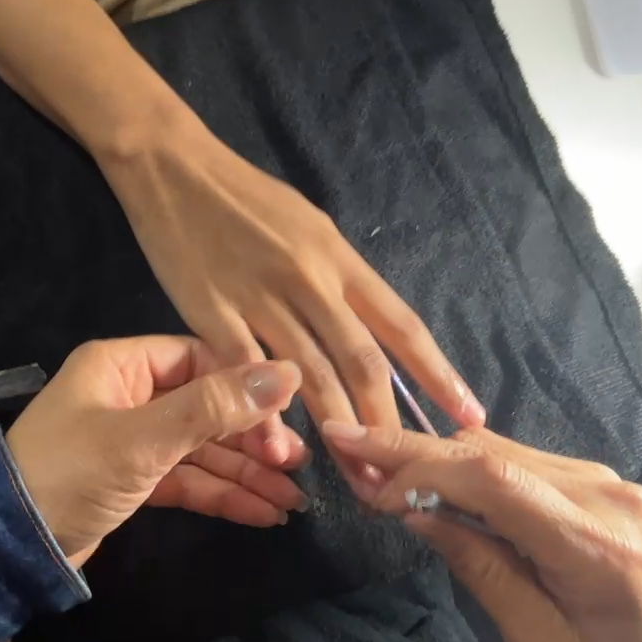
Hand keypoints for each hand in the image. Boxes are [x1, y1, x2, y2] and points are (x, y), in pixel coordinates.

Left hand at [5, 337, 305, 565]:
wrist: (5, 546)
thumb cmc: (69, 473)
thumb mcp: (143, 438)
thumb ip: (213, 407)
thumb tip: (286, 371)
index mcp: (122, 365)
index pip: (200, 359)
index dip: (246, 387)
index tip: (287, 418)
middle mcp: (130, 395)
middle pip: (206, 406)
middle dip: (251, 437)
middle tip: (296, 465)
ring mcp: (132, 439)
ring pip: (201, 448)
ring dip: (244, 472)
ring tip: (294, 499)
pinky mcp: (133, 480)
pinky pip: (187, 478)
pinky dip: (221, 494)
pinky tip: (262, 512)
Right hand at [99, 132, 483, 433]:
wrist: (174, 168)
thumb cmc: (243, 194)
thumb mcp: (306, 222)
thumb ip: (335, 273)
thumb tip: (362, 320)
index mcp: (338, 257)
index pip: (401, 325)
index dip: (438, 374)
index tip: (468, 414)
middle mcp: (311, 280)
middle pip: (362, 361)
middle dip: (387, 421)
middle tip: (403, 471)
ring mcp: (261, 296)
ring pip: (311, 373)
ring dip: (338, 427)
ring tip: (357, 473)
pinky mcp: (212, 310)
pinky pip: (245, 369)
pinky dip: (263, 412)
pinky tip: (279, 447)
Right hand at [321, 423, 641, 641]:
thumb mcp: (537, 637)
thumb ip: (478, 566)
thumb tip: (415, 510)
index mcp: (591, 545)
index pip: (494, 480)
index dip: (421, 467)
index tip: (368, 477)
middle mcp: (600, 493)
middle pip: (487, 452)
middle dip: (410, 448)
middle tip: (348, 444)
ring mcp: (602, 475)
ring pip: (496, 446)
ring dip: (433, 454)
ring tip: (383, 470)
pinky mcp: (595, 472)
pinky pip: (515, 455)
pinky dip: (464, 462)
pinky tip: (434, 477)